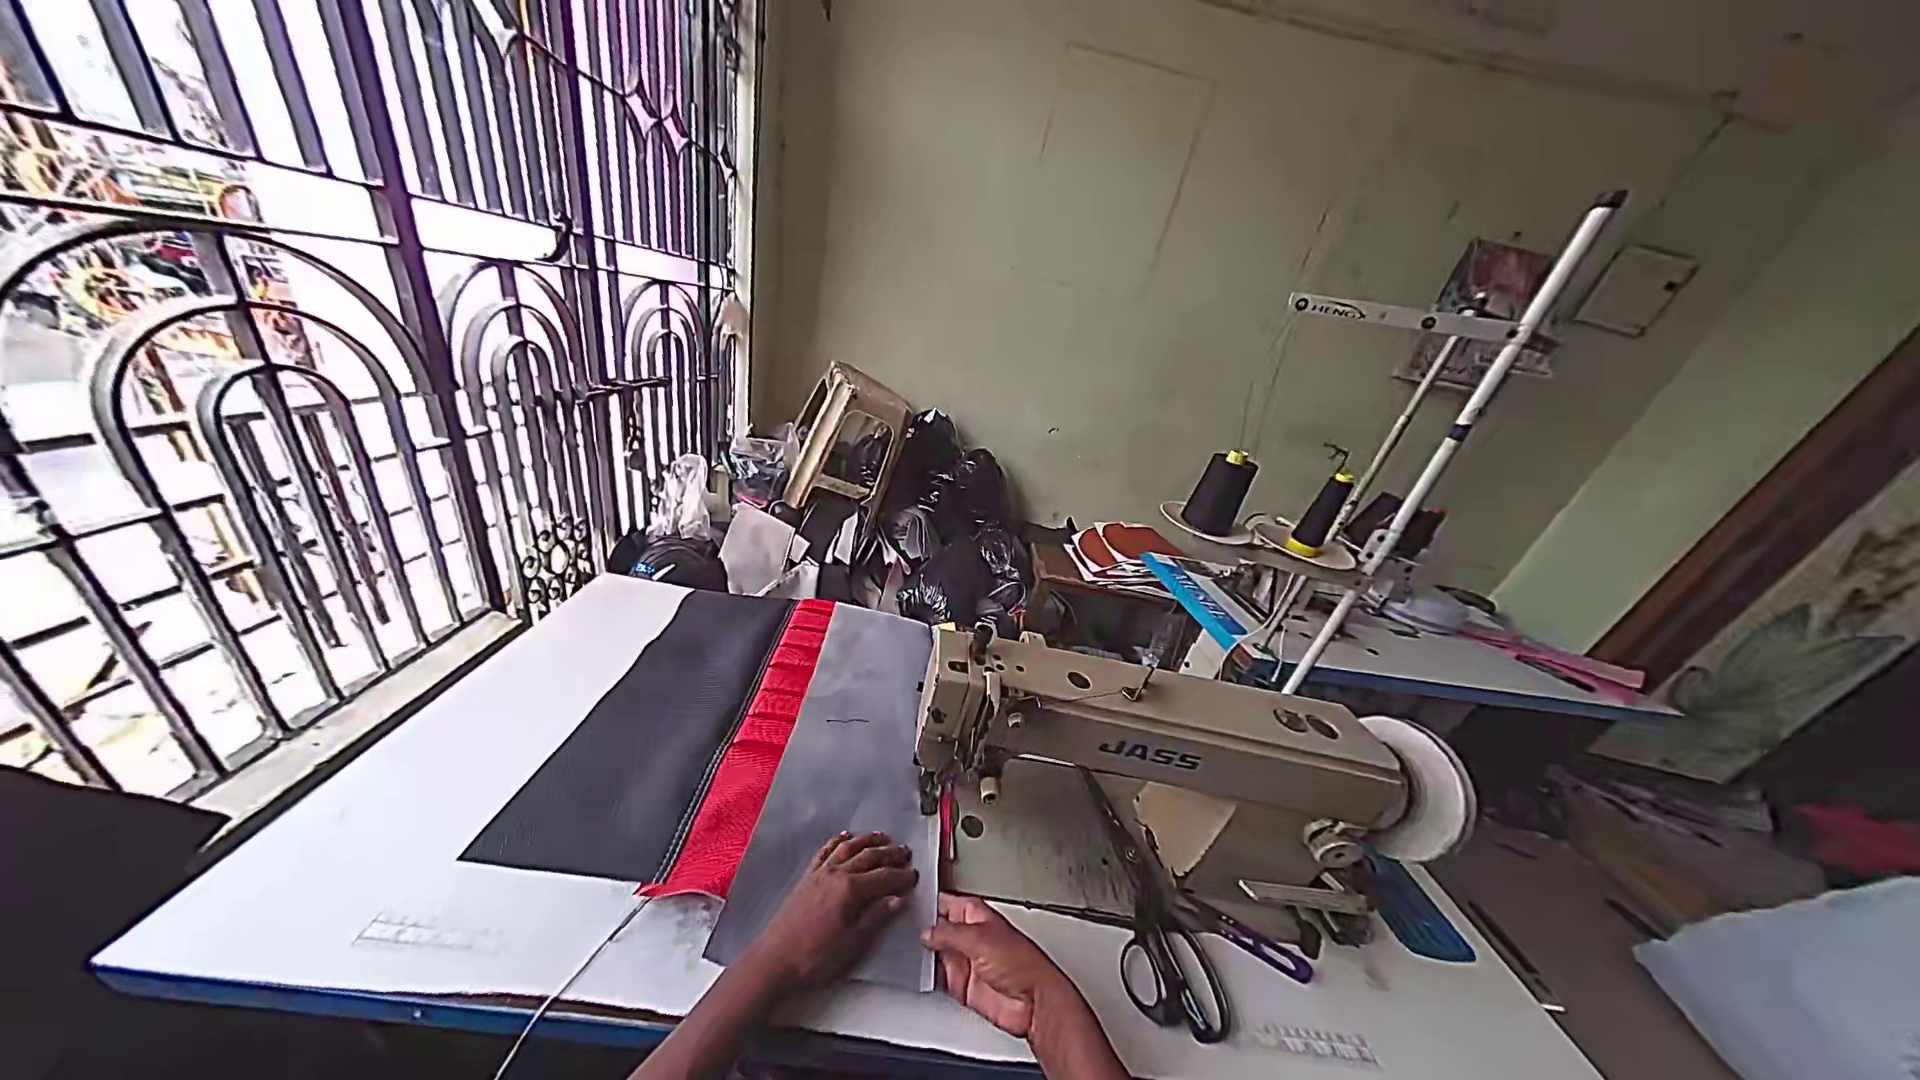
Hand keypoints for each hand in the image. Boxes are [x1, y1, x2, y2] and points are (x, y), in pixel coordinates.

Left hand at [738, 831, 917, 987]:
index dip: (901, 876)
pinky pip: (826, 851)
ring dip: (868, 840)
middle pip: (869, 857)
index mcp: (850, 890)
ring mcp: (821, 873)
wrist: (774, 961)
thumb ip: (876, 918)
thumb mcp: (852, 944)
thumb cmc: (815, 957)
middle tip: (905, 852)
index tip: (914, 875)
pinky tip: (845, 836)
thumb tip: (898, 899)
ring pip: (849, 848)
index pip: (883, 877)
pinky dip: (837, 841)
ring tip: (883, 837)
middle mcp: (837, 874)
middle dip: (890, 853)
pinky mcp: (808, 876)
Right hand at [920, 893, 1073, 1037]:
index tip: (910, 901)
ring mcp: (966, 960)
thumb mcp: (979, 939)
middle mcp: (969, 935)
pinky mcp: (963, 985)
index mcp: (975, 915)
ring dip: (924, 953)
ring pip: (937, 952)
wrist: (1032, 1002)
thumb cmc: (1022, 963)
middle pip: (938, 928)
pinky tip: (919, 971)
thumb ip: (949, 934)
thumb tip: (928, 931)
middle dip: (922, 928)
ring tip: (906, 948)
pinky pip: (940, 977)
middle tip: (903, 927)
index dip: (930, 901)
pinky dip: (929, 975)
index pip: (946, 902)